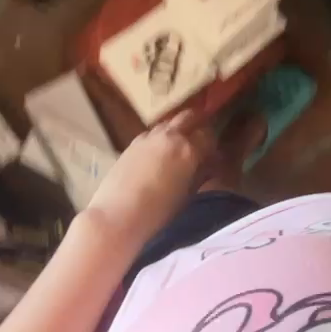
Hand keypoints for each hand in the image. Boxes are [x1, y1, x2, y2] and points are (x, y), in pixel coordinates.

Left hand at [84, 115, 213, 246]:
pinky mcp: (132, 142)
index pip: (208, 134)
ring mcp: (149, 137)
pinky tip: (157, 153)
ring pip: (168, 123)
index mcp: (188, 149)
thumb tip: (210, 164)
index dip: (212, 142)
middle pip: (187, 117)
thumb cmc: (158, 212)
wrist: (118, 214)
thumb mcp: (187, 194)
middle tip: (198, 139)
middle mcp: (170, 136)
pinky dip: (159, 137)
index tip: (212, 152)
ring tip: (177, 146)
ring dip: (176, 129)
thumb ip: (200, 174)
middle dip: (196, 123)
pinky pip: (152, 133)